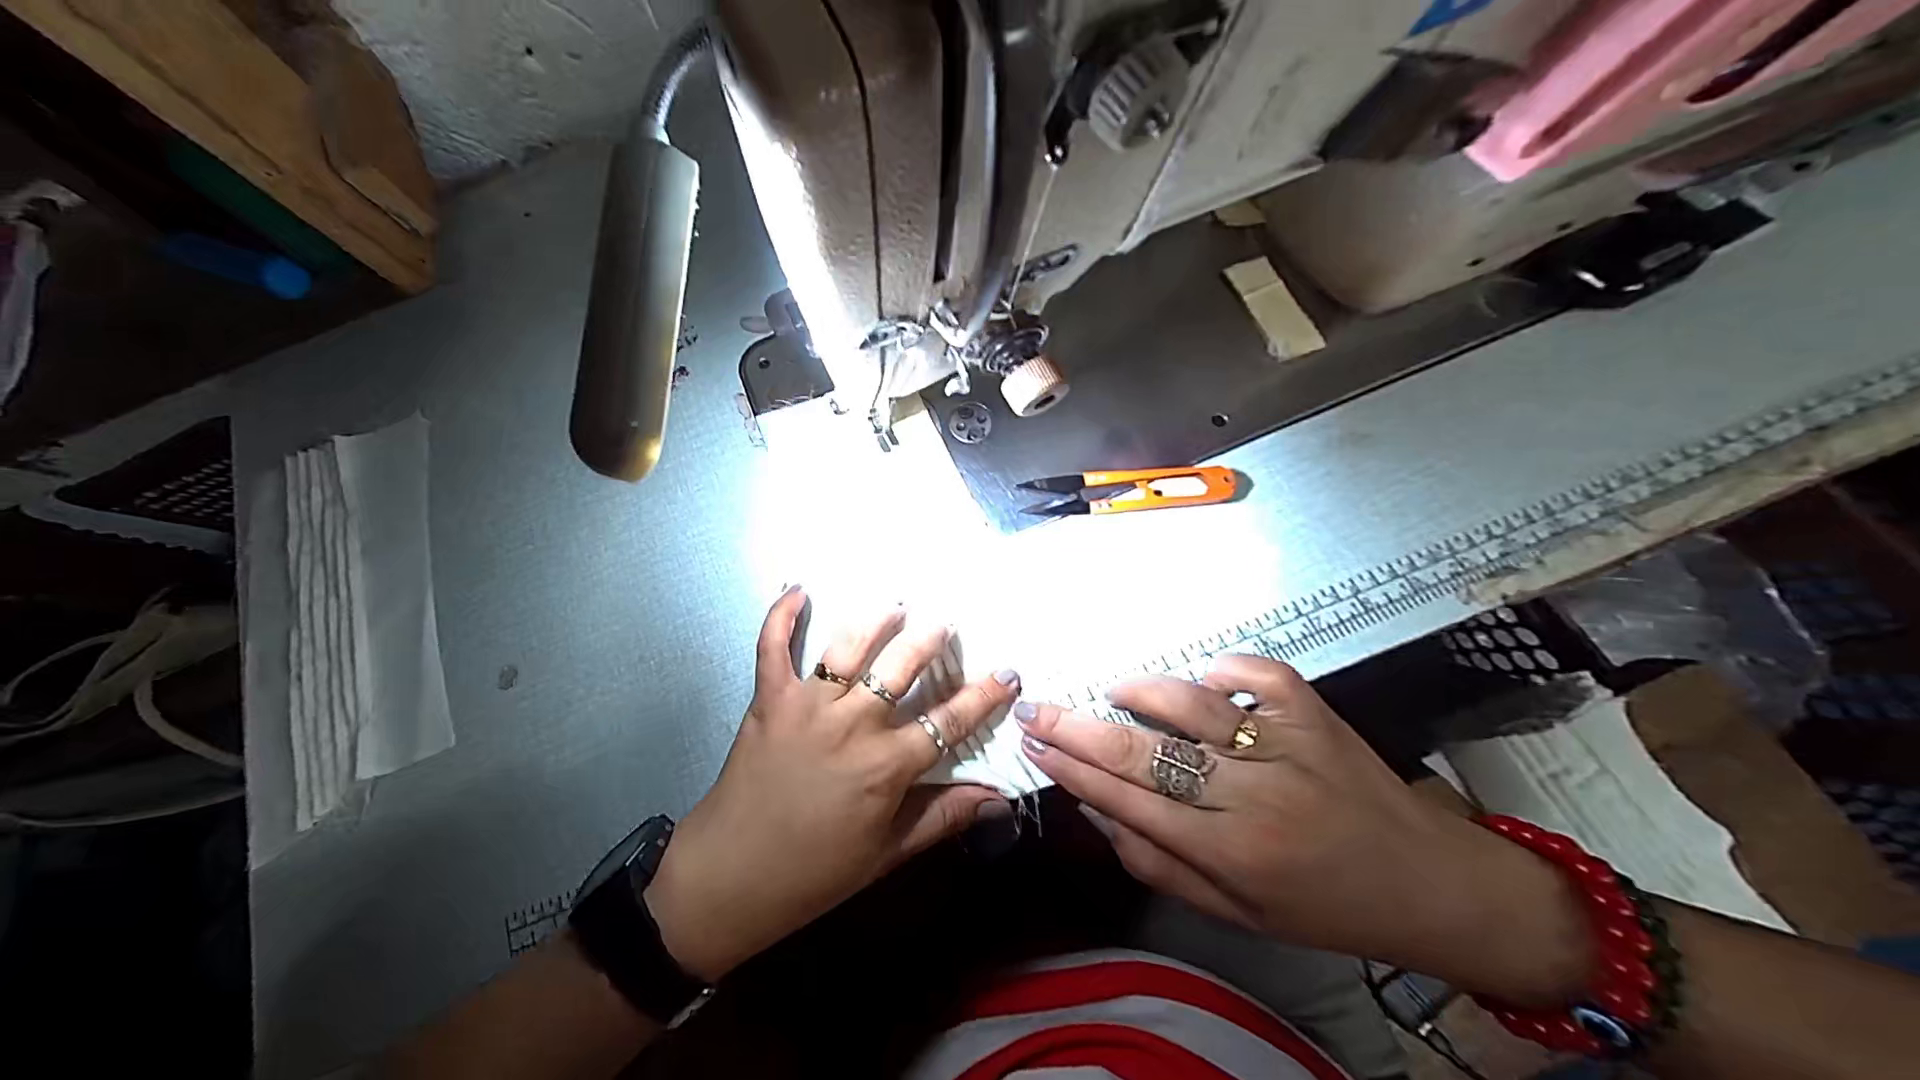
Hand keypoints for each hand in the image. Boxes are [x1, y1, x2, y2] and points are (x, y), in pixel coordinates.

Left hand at [642, 587, 1017, 981]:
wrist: (729, 878)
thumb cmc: (814, 873)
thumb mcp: (887, 854)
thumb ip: (943, 817)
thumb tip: (999, 799)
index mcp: (886, 766)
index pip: (948, 721)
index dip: (983, 697)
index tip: (1007, 674)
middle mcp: (852, 725)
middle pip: (901, 668)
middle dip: (929, 641)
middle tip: (945, 624)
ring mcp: (807, 707)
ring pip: (848, 648)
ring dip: (875, 622)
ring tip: (895, 605)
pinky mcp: (768, 700)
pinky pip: (773, 648)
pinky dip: (781, 616)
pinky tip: (797, 590)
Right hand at [1017, 654, 1594, 1004]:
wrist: (1428, 884)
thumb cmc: (1321, 907)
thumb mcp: (1233, 913)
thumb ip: (1156, 864)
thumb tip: (1094, 808)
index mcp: (1231, 854)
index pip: (1128, 801)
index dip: (1072, 770)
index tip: (1032, 745)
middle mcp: (1254, 796)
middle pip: (1146, 753)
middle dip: (1079, 729)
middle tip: (1038, 709)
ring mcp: (1287, 745)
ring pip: (1192, 705)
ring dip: (1143, 692)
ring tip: (1113, 690)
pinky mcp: (1314, 713)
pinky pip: (1256, 673)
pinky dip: (1222, 667)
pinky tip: (1203, 676)